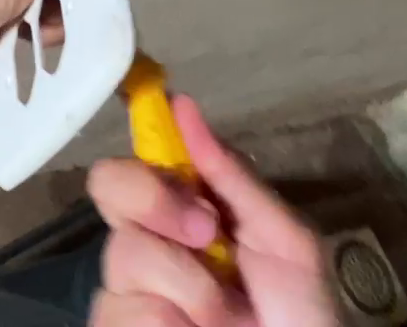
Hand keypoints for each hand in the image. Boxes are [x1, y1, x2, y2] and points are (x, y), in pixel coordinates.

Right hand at [88, 96, 338, 326]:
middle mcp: (143, 240)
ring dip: (188, 287)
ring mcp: (124, 288)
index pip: (131, 163)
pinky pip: (118, 310)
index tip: (190, 190)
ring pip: (123, 254)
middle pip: (106, 185)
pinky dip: (170, 325)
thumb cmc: (300, 314)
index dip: (147, 166)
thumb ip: (233, 174)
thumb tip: (181, 102)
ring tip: (223, 318)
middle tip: (206, 237)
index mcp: (177, 210)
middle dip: (155, 203)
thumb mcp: (285, 241)